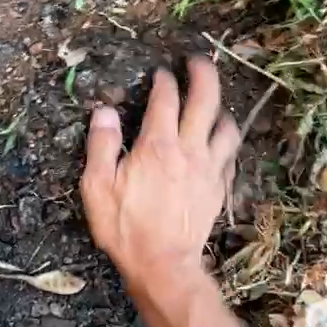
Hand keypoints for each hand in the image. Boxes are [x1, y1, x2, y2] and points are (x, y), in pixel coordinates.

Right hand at [82, 55, 239, 288]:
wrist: (162, 264)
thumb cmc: (125, 226)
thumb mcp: (97, 186)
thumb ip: (102, 144)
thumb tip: (105, 112)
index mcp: (158, 145)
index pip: (166, 99)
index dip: (164, 80)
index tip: (160, 72)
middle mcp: (189, 150)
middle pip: (206, 100)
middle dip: (203, 75)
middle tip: (197, 62)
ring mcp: (209, 169)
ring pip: (227, 127)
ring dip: (220, 109)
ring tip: (212, 104)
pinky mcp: (218, 189)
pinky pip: (229, 156)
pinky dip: (225, 142)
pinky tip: (218, 144)